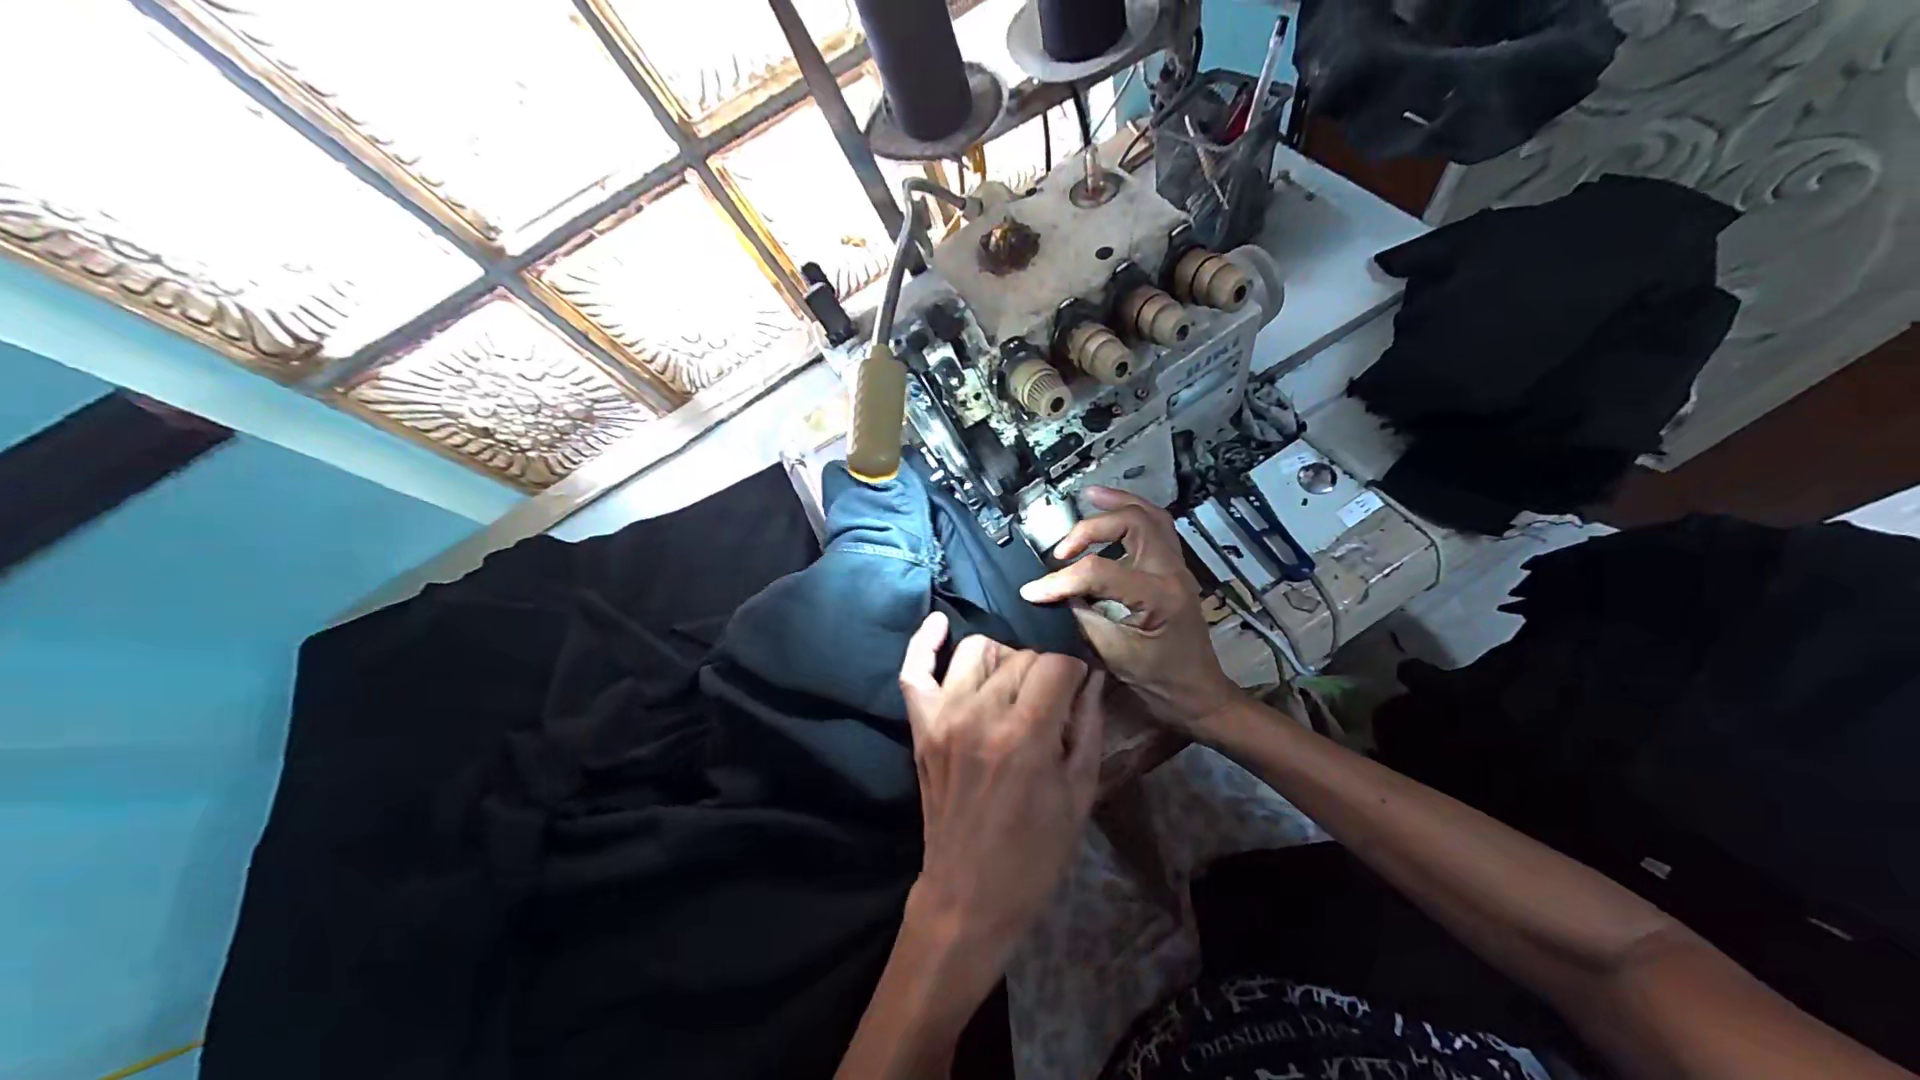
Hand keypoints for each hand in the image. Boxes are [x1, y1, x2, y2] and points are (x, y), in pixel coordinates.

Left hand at [897, 611, 1105, 977]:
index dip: (1073, 671)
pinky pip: (914, 670)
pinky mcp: (920, 728)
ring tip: (1013, 686)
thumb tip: (1094, 678)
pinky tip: (940, 624)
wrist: (969, 894)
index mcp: (1027, 735)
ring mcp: (944, 718)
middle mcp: (981, 715)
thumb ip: (1088, 727)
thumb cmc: (1035, 854)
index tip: (1077, 688)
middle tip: (1050, 701)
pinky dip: (925, 642)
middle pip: (1020, 656)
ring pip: (977, 650)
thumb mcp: (1080, 794)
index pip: (1056, 664)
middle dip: (1044, 671)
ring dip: (1002, 659)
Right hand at [1018, 486, 1245, 735]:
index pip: (1100, 572)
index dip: (1060, 580)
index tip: (1032, 592)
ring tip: (1089, 496)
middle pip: (1134, 522)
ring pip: (1151, 516)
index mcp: (1159, 596)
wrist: (1197, 693)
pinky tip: (1110, 513)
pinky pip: (1156, 528)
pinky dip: (1131, 514)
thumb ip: (1081, 619)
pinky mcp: (1173, 569)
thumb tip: (1053, 595)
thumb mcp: (1114, 655)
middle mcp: (1172, 571)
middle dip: (1091, 527)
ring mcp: (1177, 567)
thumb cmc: (1159, 681)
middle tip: (1063, 548)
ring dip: (1118, 504)